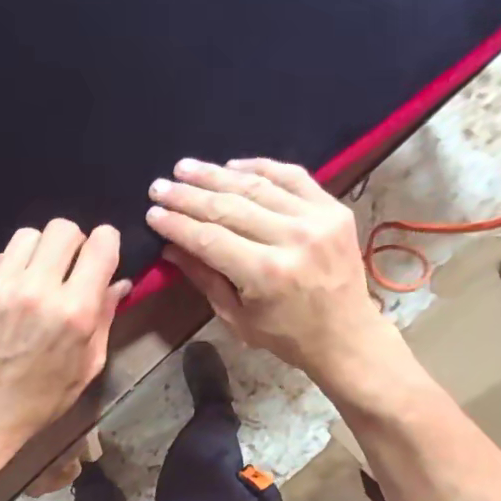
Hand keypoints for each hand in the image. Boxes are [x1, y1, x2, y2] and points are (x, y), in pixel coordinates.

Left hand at [0, 219, 129, 459]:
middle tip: (67, 268)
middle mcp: (37, 289)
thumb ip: (105, 316)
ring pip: (29, 235)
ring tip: (36, 278)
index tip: (101, 256)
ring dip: (39, 252)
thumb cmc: (43, 395)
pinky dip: (11, 269)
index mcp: (74, 311)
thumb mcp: (88, 364)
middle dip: (73, 244)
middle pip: (63, 228)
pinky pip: (1, 256)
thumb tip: (119, 281)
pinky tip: (10, 296)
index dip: (106, 244)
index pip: (101, 243)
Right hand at [145, 158, 391, 379]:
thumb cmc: (285, 335)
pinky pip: (293, 176)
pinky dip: (260, 167)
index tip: (152, 213)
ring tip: (185, 168)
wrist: (347, 335)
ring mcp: (317, 220)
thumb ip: (203, 277)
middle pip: (228, 208)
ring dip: (215, 175)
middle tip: (159, 186)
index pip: (209, 238)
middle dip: (188, 196)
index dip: (177, 224)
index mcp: (266, 274)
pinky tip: (231, 166)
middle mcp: (292, 240)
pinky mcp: (333, 209)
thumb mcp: (236, 316)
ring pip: (256, 187)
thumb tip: (170, 246)